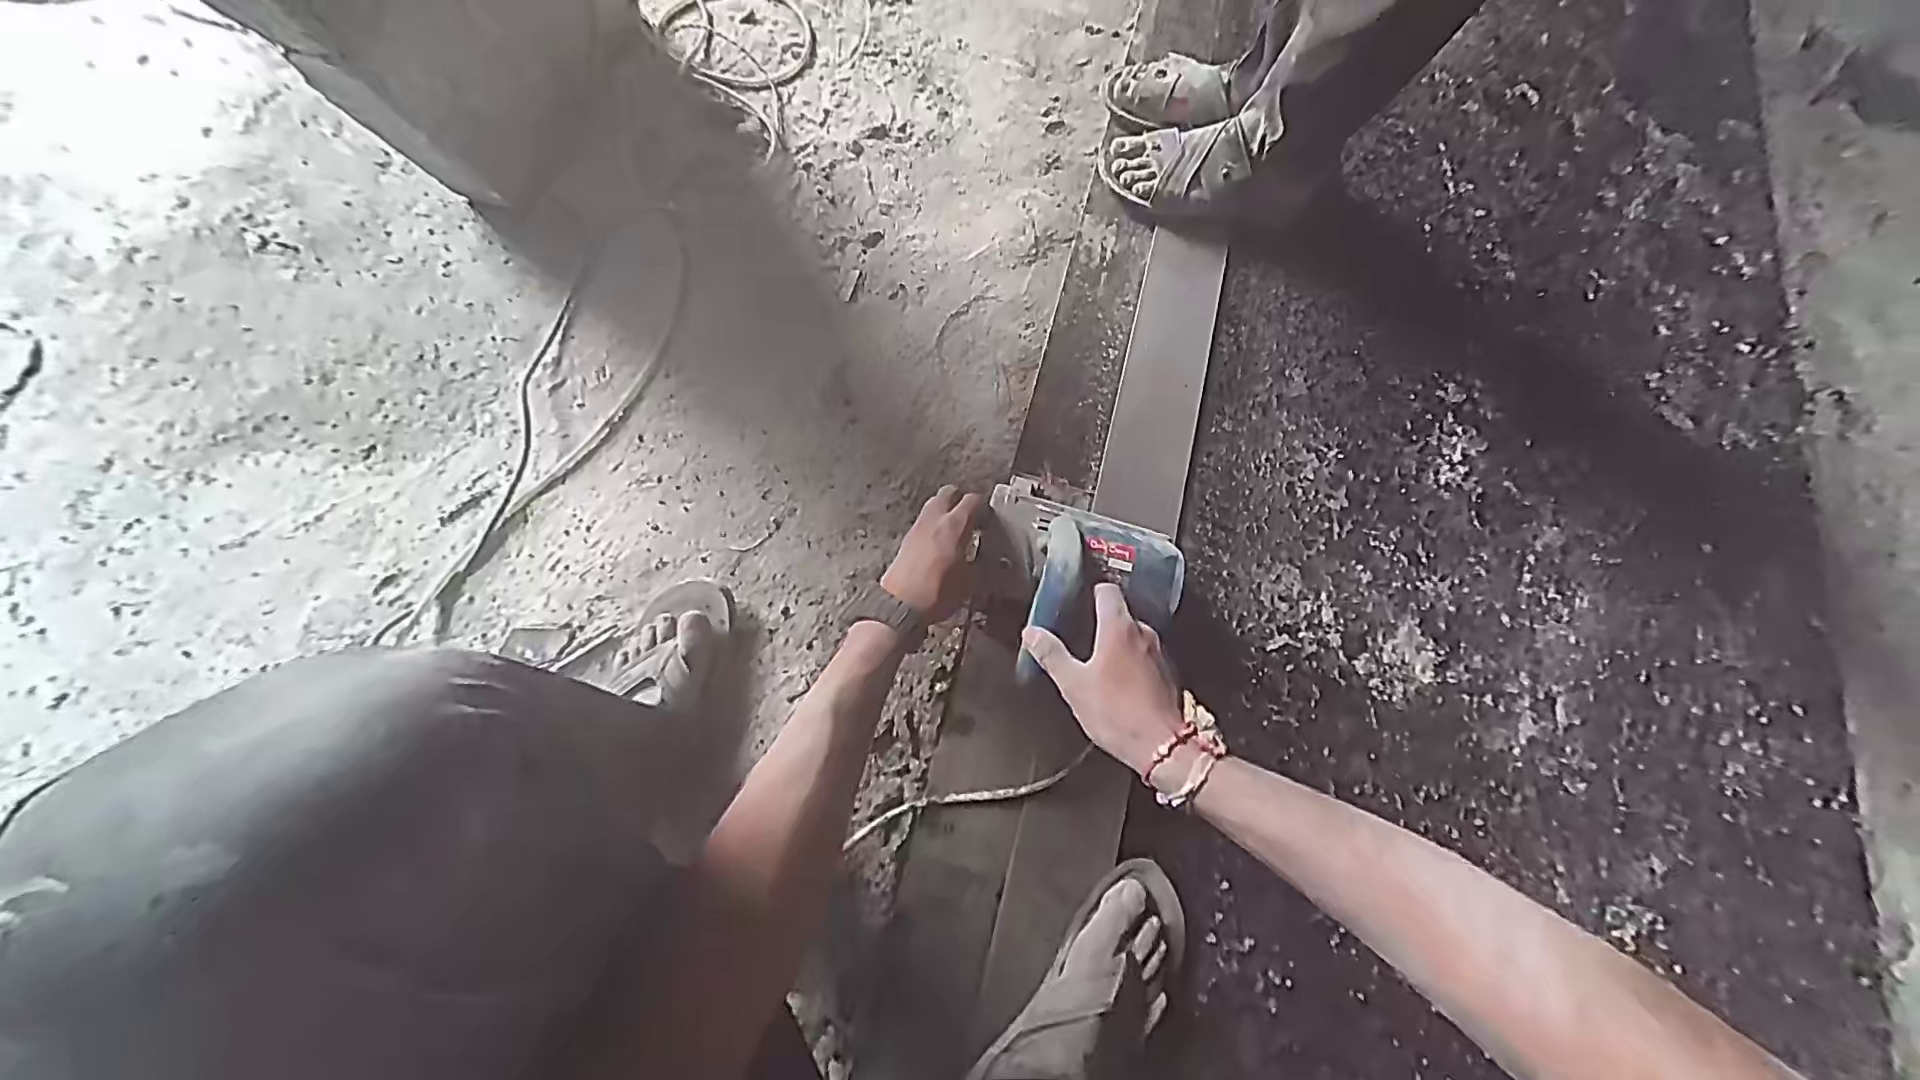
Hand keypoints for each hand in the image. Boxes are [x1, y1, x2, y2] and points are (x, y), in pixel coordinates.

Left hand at [881, 486, 983, 622]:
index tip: (989, 518)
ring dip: (945, 511)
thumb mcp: (970, 581)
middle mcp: (934, 519)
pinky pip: (924, 521)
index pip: (974, 500)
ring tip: (955, 529)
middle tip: (971, 515)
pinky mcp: (906, 539)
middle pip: (950, 492)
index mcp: (955, 525)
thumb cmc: (937, 593)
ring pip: (934, 504)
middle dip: (962, 500)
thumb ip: (979, 563)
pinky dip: (934, 525)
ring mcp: (918, 527)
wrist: (901, 605)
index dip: (984, 506)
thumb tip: (985, 560)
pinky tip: (939, 543)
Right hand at [1022, 583, 1185, 776]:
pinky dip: (1133, 661)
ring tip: (1099, 662)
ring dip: (1119, 643)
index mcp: (1118, 628)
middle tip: (1082, 635)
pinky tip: (1120, 681)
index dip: (1092, 591)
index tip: (1081, 598)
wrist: (1162, 747)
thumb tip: (1032, 633)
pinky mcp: (1168, 673)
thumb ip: (1052, 654)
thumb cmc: (1117, 714)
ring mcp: (1159, 653)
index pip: (1107, 591)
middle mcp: (1143, 634)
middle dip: (1102, 621)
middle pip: (1121, 613)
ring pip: (1134, 636)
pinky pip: (1146, 657)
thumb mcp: (1073, 684)